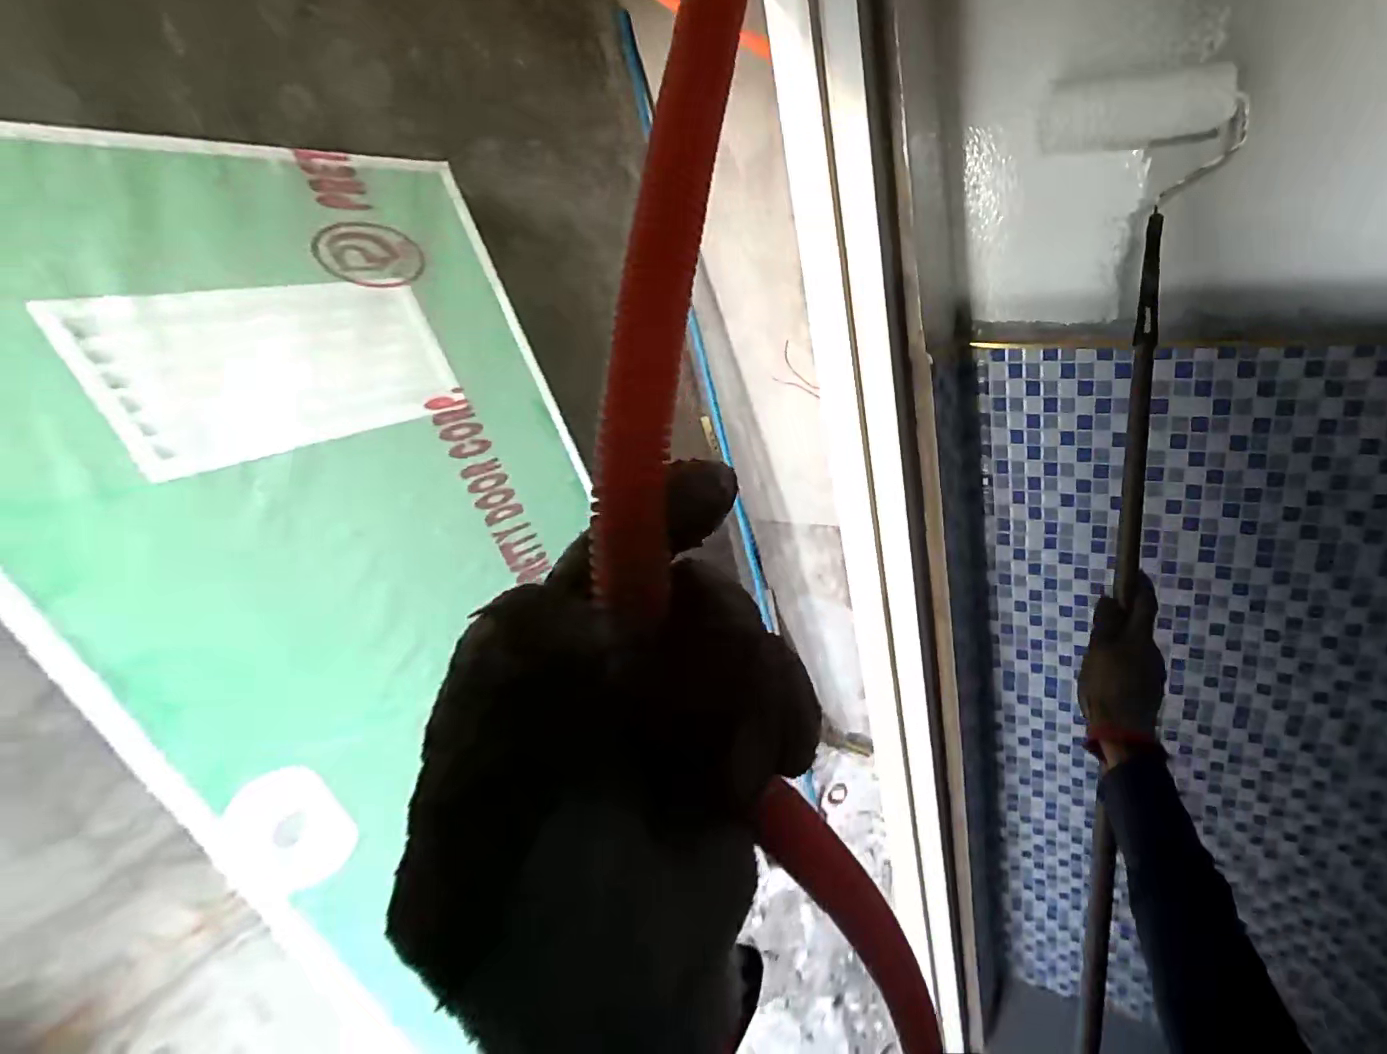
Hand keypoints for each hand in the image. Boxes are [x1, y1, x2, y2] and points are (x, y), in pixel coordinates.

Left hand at [387, 460, 819, 1052]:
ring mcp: (675, 689)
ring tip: (742, 785)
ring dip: (762, 707)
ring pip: (743, 637)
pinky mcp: (735, 715)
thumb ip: (513, 731)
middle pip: (686, 596)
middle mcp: (601, 666)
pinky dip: (792, 719)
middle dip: (724, 656)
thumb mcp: (495, 847)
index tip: (717, 491)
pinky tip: (780, 770)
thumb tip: (559, 615)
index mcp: (525, 677)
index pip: (584, 574)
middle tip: (738, 736)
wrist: (640, 994)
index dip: (649, 522)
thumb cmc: (541, 935)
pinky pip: (782, 678)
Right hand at [1077, 575, 1166, 762]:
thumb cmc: (1107, 687)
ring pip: (1136, 649)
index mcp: (1139, 637)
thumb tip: (1110, 599)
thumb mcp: (1098, 651)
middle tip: (1101, 625)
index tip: (1134, 574)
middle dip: (1124, 620)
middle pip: (1139, 627)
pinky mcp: (1151, 690)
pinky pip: (1136, 668)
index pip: (1145, 603)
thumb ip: (1105, 624)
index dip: (1141, 586)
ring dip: (1122, 646)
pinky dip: (1124, 665)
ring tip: (1099, 658)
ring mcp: (1154, 672)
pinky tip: (1109, 679)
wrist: (1123, 733)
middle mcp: (1152, 651)